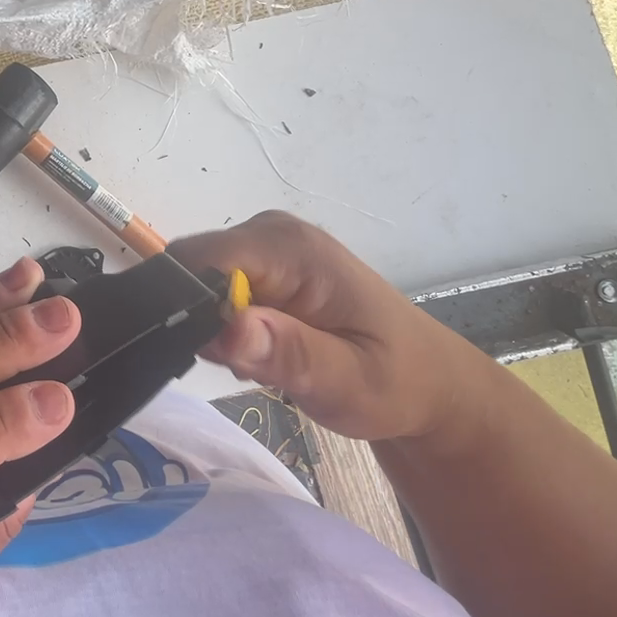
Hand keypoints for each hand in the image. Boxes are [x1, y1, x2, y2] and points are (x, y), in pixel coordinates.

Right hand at [169, 211, 491, 442]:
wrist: (428, 381)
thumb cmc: (396, 384)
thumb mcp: (350, 384)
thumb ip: (291, 356)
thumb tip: (231, 328)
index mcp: (291, 249)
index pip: (201, 258)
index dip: (188, 304)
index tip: (209, 352)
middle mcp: (269, 232)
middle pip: (192, 266)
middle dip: (199, 319)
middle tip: (240, 365)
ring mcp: (264, 244)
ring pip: (196, 278)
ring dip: (211, 324)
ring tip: (256, 361)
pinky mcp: (260, 261)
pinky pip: (212, 284)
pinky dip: (221, 321)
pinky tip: (258, 348)